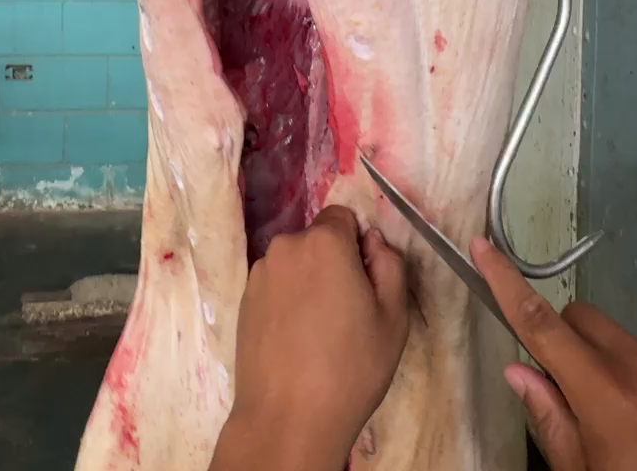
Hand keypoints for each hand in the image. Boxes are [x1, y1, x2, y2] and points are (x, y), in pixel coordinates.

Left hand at [209, 206, 410, 470]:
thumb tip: (372, 242)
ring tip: (319, 332)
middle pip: (318, 240)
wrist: (286, 420)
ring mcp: (260, 273)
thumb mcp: (393, 316)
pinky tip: (296, 340)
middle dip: (334, 263)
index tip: (364, 281)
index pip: (343, 216)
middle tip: (347, 312)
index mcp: (323, 242)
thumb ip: (390, 264)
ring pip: (296, 263)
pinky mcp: (243, 299)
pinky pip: (276, 285)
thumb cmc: (350, 368)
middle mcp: (286, 246)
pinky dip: (288, 301)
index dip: (358, 245)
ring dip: (309, 281)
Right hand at [472, 237, 636, 470]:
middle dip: (562, 341)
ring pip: (617, 342)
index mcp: (604, 390)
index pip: (539, 322)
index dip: (504, 281)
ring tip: (621, 429)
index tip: (482, 246)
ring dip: (602, 365)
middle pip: (579, 318)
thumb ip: (552, 424)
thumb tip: (519, 372)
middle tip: (564, 394)